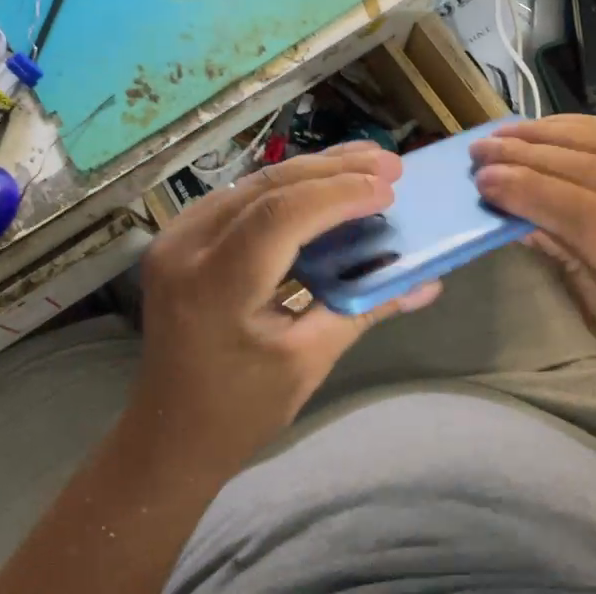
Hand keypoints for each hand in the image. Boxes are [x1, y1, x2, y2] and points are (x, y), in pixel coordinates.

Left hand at [131, 142, 440, 454]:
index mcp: (214, 285)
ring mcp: (173, 236)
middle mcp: (185, 247)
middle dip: (332, 171)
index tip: (389, 189)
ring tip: (364, 163)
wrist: (169, 431)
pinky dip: (282, 188)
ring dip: (309, 172)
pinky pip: (236, 198)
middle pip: (265, 187)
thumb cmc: (240, 409)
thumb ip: (363, 308)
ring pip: (250, 184)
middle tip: (389, 164)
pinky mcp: (176, 236)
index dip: (338, 195)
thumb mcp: (308, 362)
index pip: (280, 215)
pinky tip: (319, 184)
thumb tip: (426, 280)